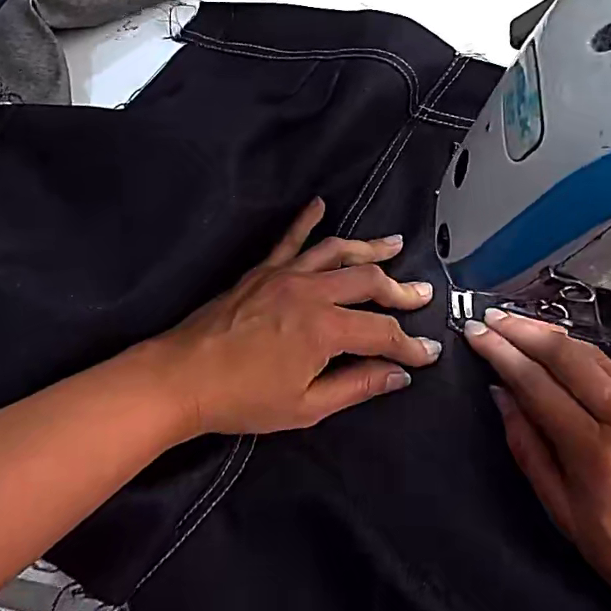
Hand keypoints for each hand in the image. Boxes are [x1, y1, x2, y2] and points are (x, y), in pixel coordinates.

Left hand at [137, 198, 440, 437]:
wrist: (180, 378)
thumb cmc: (242, 399)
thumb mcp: (305, 406)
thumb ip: (356, 386)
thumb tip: (398, 375)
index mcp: (325, 330)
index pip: (382, 332)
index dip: (410, 344)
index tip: (429, 352)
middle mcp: (313, 293)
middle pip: (369, 283)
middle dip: (401, 290)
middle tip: (423, 293)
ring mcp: (287, 275)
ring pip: (339, 252)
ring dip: (370, 248)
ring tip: (395, 243)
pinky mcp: (264, 269)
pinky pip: (291, 238)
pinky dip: (307, 219)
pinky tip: (320, 204)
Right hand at [465, 310, 610, 610]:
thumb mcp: (569, 522)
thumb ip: (531, 454)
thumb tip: (504, 401)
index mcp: (597, 456)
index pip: (537, 385)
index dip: (501, 353)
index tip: (477, 333)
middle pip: (566, 355)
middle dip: (522, 329)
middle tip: (492, 316)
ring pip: (594, 354)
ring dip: (552, 333)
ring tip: (520, 322)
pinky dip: (584, 351)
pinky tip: (566, 347)